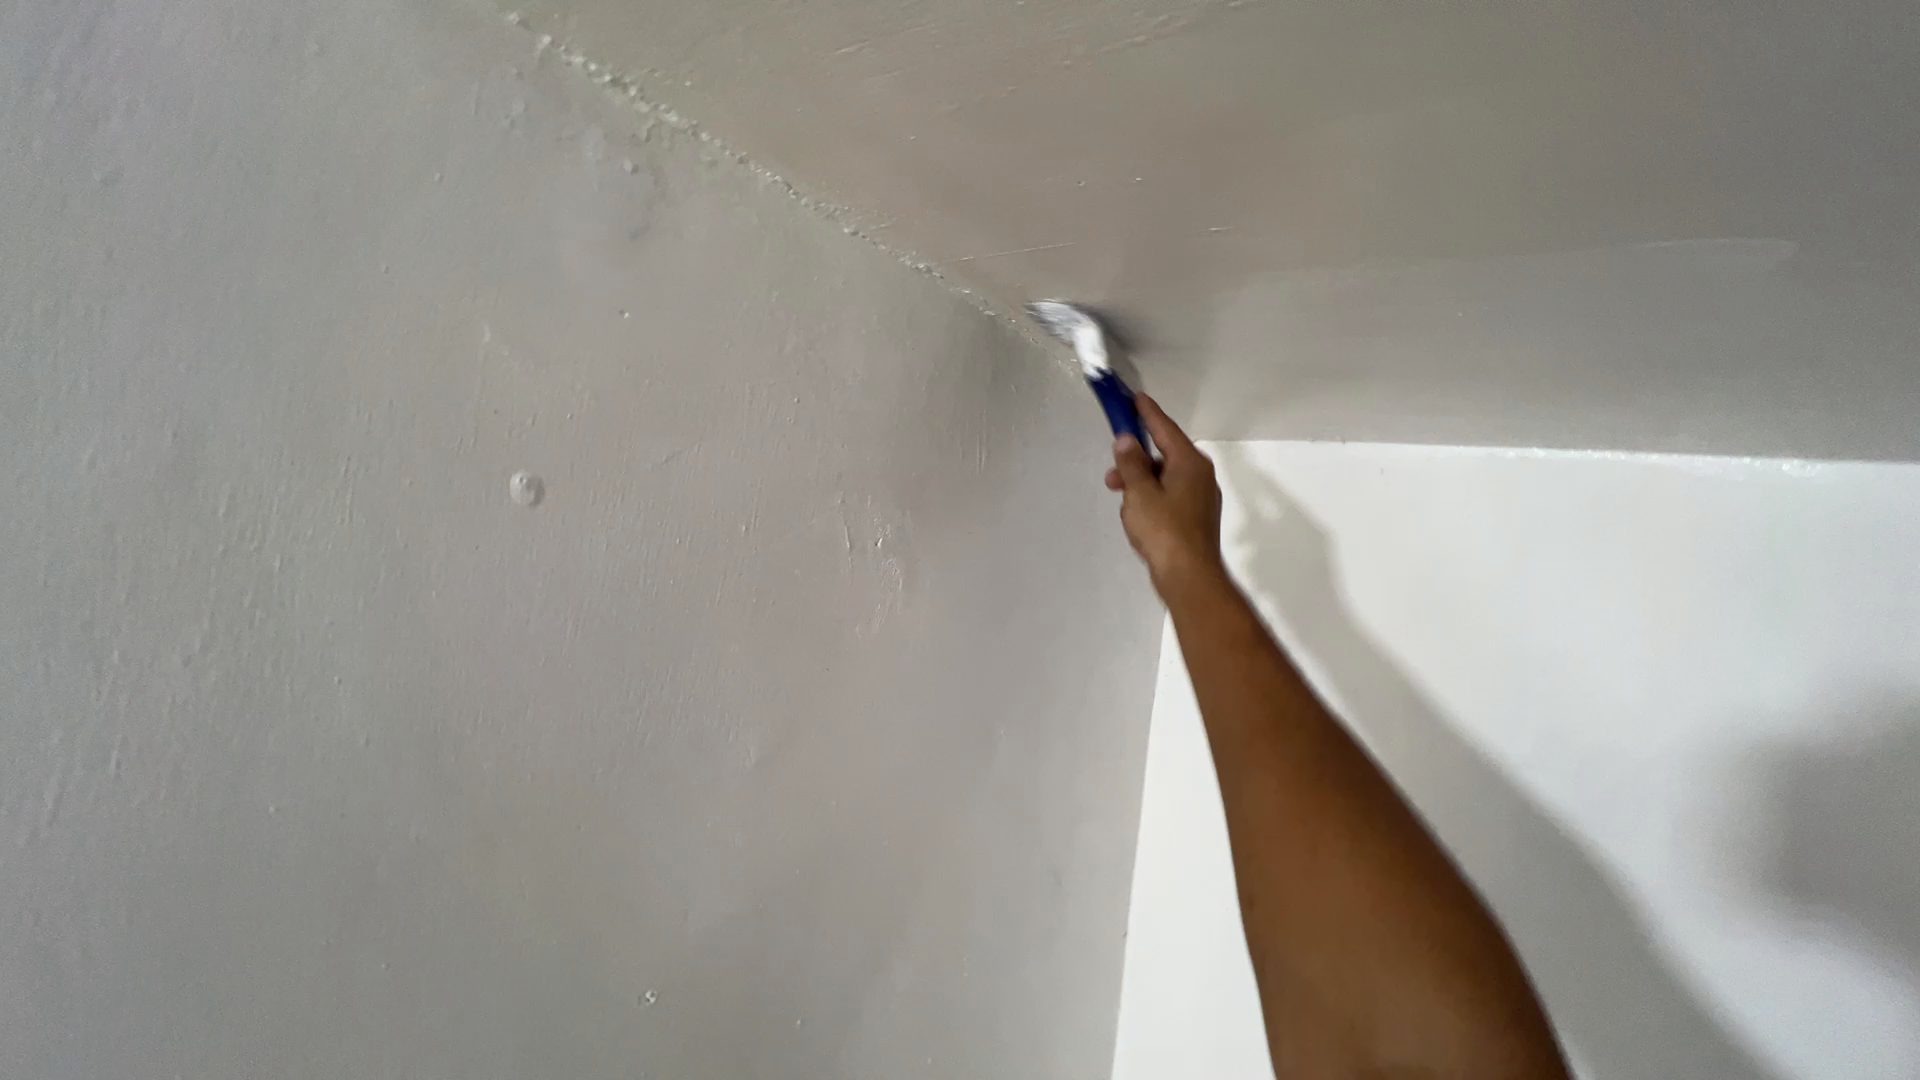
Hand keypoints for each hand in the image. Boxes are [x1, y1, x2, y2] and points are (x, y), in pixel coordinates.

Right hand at [1105, 394, 1225, 597]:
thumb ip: (1131, 464)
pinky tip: (1136, 513)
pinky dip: (1151, 495)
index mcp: (1189, 462)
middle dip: (1136, 458)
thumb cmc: (1163, 530)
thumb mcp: (1139, 493)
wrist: (1188, 575)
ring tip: (1119, 498)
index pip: (1164, 428)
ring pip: (1165, 477)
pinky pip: (1170, 495)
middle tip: (1112, 471)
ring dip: (1140, 481)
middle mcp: (1200, 474)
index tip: (1134, 397)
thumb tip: (1127, 440)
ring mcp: (1200, 497)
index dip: (1147, 413)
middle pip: (1164, 454)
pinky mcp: (1196, 517)